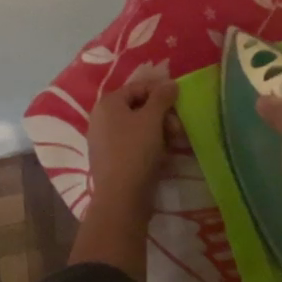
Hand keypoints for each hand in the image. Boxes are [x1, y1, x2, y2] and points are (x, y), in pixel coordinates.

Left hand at [86, 69, 178, 212]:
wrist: (121, 198)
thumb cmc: (135, 151)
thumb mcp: (152, 119)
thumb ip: (162, 97)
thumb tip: (170, 82)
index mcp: (108, 104)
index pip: (139, 87)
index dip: (161, 92)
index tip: (179, 103)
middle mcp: (101, 119)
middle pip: (138, 108)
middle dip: (162, 115)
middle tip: (178, 127)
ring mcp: (104, 141)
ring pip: (137, 128)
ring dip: (158, 131)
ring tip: (174, 142)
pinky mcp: (111, 160)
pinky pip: (132, 145)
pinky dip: (149, 146)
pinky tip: (163, 156)